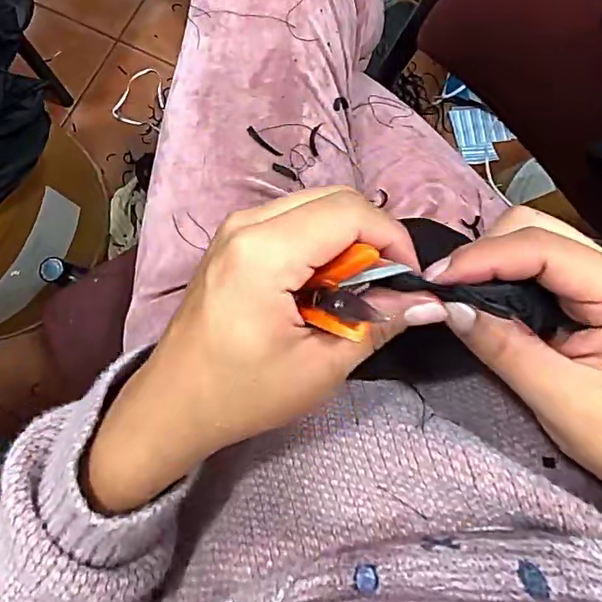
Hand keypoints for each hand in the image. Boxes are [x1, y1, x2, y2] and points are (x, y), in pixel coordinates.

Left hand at [84, 187, 422, 513]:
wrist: (172, 404)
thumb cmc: (242, 393)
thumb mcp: (319, 367)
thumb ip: (378, 323)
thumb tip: (429, 301)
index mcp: (264, 252)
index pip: (350, 212)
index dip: (392, 238)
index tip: (408, 279)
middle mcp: (248, 222)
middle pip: (335, 198)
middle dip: (373, 234)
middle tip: (384, 284)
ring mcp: (237, 224)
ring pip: (316, 202)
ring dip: (348, 237)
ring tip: (352, 288)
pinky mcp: (235, 235)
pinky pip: (294, 216)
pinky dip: (322, 239)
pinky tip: (321, 283)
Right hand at [426, 207, 601, 542]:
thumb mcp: (563, 403)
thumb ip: (504, 348)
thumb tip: (450, 307)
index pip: (543, 248)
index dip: (485, 256)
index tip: (439, 279)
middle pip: (537, 228)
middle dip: (486, 252)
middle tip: (447, 288)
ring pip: (534, 238)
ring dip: (492, 260)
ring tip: (461, 292)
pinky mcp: (591, 291)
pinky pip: (538, 263)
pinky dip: (505, 273)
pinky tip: (487, 296)